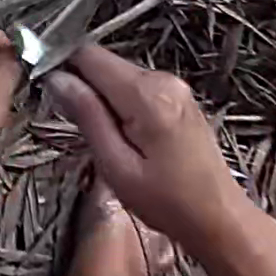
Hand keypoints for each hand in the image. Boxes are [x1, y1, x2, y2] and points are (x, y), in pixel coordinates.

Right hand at [45, 44, 247, 245]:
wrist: (224, 222)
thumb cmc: (169, 203)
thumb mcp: (117, 166)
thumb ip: (87, 116)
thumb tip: (56, 78)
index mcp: (145, 94)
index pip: (87, 54)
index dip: (63, 65)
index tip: (50, 90)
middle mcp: (161, 78)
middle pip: (102, 62)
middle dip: (83, 85)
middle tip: (78, 124)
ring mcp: (172, 84)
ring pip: (116, 72)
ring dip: (101, 94)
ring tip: (105, 135)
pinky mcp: (177, 93)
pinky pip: (133, 83)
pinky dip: (119, 100)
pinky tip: (126, 132)